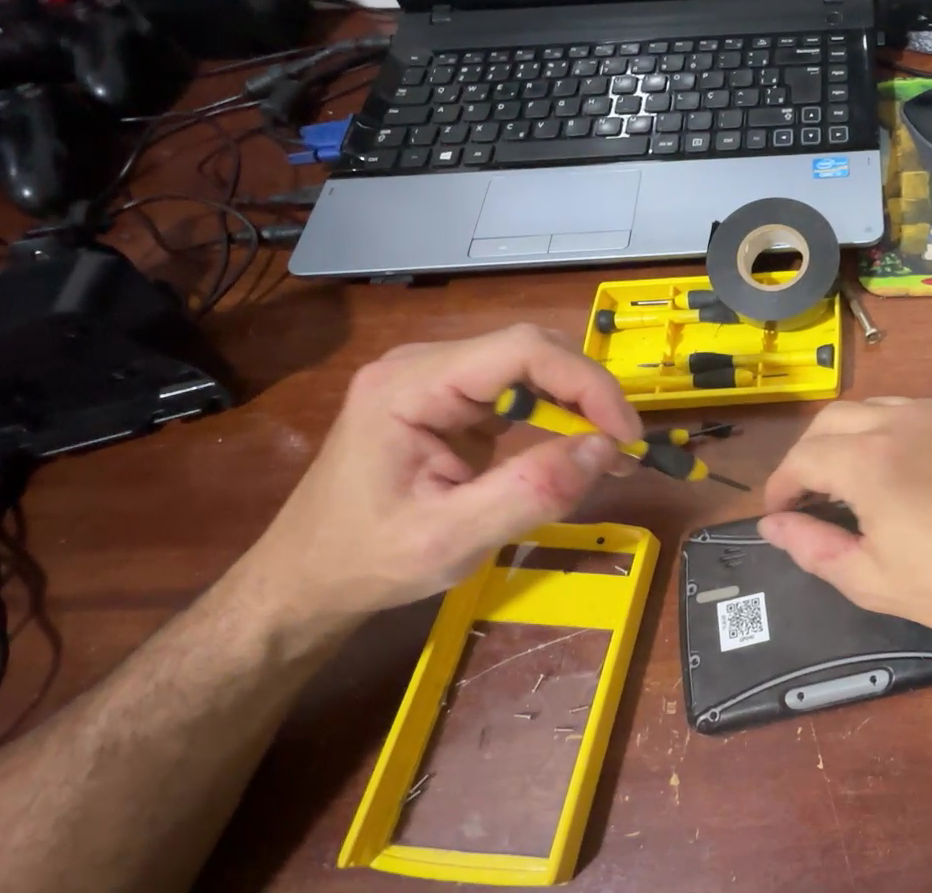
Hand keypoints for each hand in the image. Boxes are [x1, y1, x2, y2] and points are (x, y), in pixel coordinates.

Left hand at [234, 325, 641, 623]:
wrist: (306, 580)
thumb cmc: (367, 561)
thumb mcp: (450, 539)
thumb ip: (529, 493)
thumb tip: (606, 450)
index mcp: (410, 385)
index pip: (523, 351)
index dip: (586, 383)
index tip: (624, 435)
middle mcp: (423, 365)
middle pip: (533, 351)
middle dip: (588, 394)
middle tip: (622, 448)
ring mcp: (436, 380)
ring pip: (533, 368)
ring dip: (580, 406)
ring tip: (610, 454)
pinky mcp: (450, 401)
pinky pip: (521, 392)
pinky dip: (560, 417)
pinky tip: (578, 451)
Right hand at [758, 398, 931, 661]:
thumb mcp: (871, 579)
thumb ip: (811, 547)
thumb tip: (772, 524)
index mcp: (869, 459)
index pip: (803, 457)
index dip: (781, 486)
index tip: (779, 514)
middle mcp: (903, 420)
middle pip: (832, 419)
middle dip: (809, 453)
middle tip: (809, 495)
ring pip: (877, 408)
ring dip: (851, 436)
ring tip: (854, 479)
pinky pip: (921, 412)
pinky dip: (897, 432)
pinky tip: (908, 468)